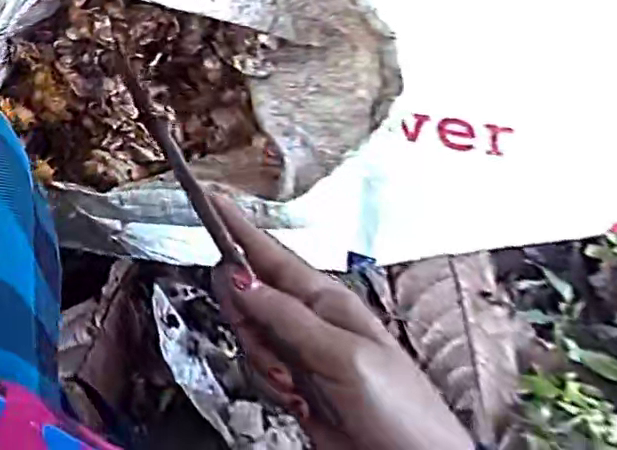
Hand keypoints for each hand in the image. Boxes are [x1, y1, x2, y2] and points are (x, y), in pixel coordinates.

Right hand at [209, 197, 472, 449]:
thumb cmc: (407, 419)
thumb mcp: (343, 357)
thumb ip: (285, 315)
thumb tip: (236, 277)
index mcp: (324, 298)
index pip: (266, 249)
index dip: (235, 224)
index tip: (209, 198)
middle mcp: (307, 318)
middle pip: (244, 290)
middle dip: (244, 317)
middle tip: (264, 342)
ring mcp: (300, 351)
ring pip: (246, 329)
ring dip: (260, 359)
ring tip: (293, 386)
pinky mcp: (294, 383)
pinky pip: (255, 365)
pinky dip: (266, 383)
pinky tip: (295, 401)